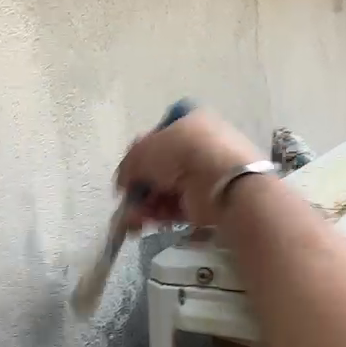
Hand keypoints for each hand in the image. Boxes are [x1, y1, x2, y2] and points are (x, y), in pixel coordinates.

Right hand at [115, 109, 265, 228]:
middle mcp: (198, 147)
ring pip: (164, 191)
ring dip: (143, 205)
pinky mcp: (205, 202)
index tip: (127, 172)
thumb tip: (123, 180)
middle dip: (138, 187)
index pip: (157, 137)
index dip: (138, 155)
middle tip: (125, 199)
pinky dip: (156, 216)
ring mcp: (203, 176)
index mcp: (188, 123)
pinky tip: (141, 224)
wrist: (222, 182)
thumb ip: (129, 164)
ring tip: (131, 218)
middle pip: (159, 168)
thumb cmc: (182, 153)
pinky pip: (174, 208)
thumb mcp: (144, 150)